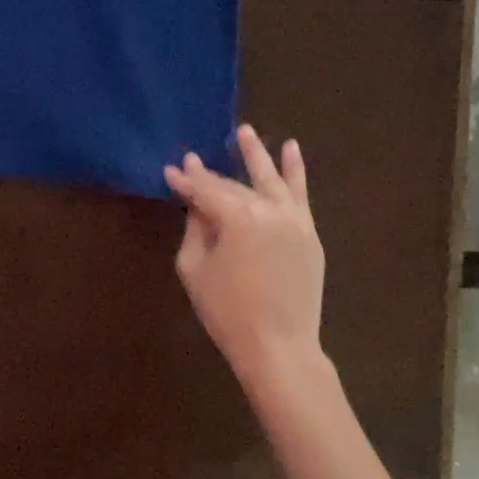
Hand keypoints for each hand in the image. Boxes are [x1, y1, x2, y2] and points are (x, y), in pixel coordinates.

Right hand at [164, 125, 324, 372]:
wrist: (278, 345)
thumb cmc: (226, 312)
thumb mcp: (195, 270)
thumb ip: (195, 231)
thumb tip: (199, 209)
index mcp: (237, 217)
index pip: (205, 191)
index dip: (185, 182)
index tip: (169, 171)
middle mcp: (269, 209)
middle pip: (234, 187)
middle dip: (211, 175)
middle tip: (192, 161)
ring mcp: (294, 219)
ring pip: (271, 180)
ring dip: (257, 154)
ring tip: (245, 132)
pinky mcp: (309, 233)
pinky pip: (301, 195)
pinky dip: (296, 171)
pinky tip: (290, 149)